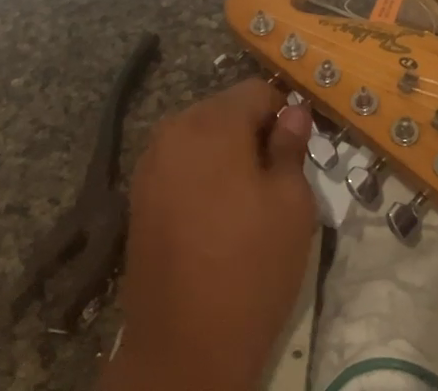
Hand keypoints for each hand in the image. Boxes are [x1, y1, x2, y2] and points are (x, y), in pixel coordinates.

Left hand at [100, 79, 317, 390]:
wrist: (185, 346)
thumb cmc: (251, 267)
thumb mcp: (291, 204)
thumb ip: (291, 147)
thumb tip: (294, 112)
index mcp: (212, 123)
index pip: (258, 91)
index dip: (285, 114)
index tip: (299, 151)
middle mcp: (173, 131)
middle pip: (225, 110)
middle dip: (253, 132)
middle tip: (278, 179)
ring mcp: (149, 164)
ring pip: (201, 138)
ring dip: (227, 155)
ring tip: (248, 202)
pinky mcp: (139, 197)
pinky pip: (180, 166)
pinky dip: (202, 176)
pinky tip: (218, 217)